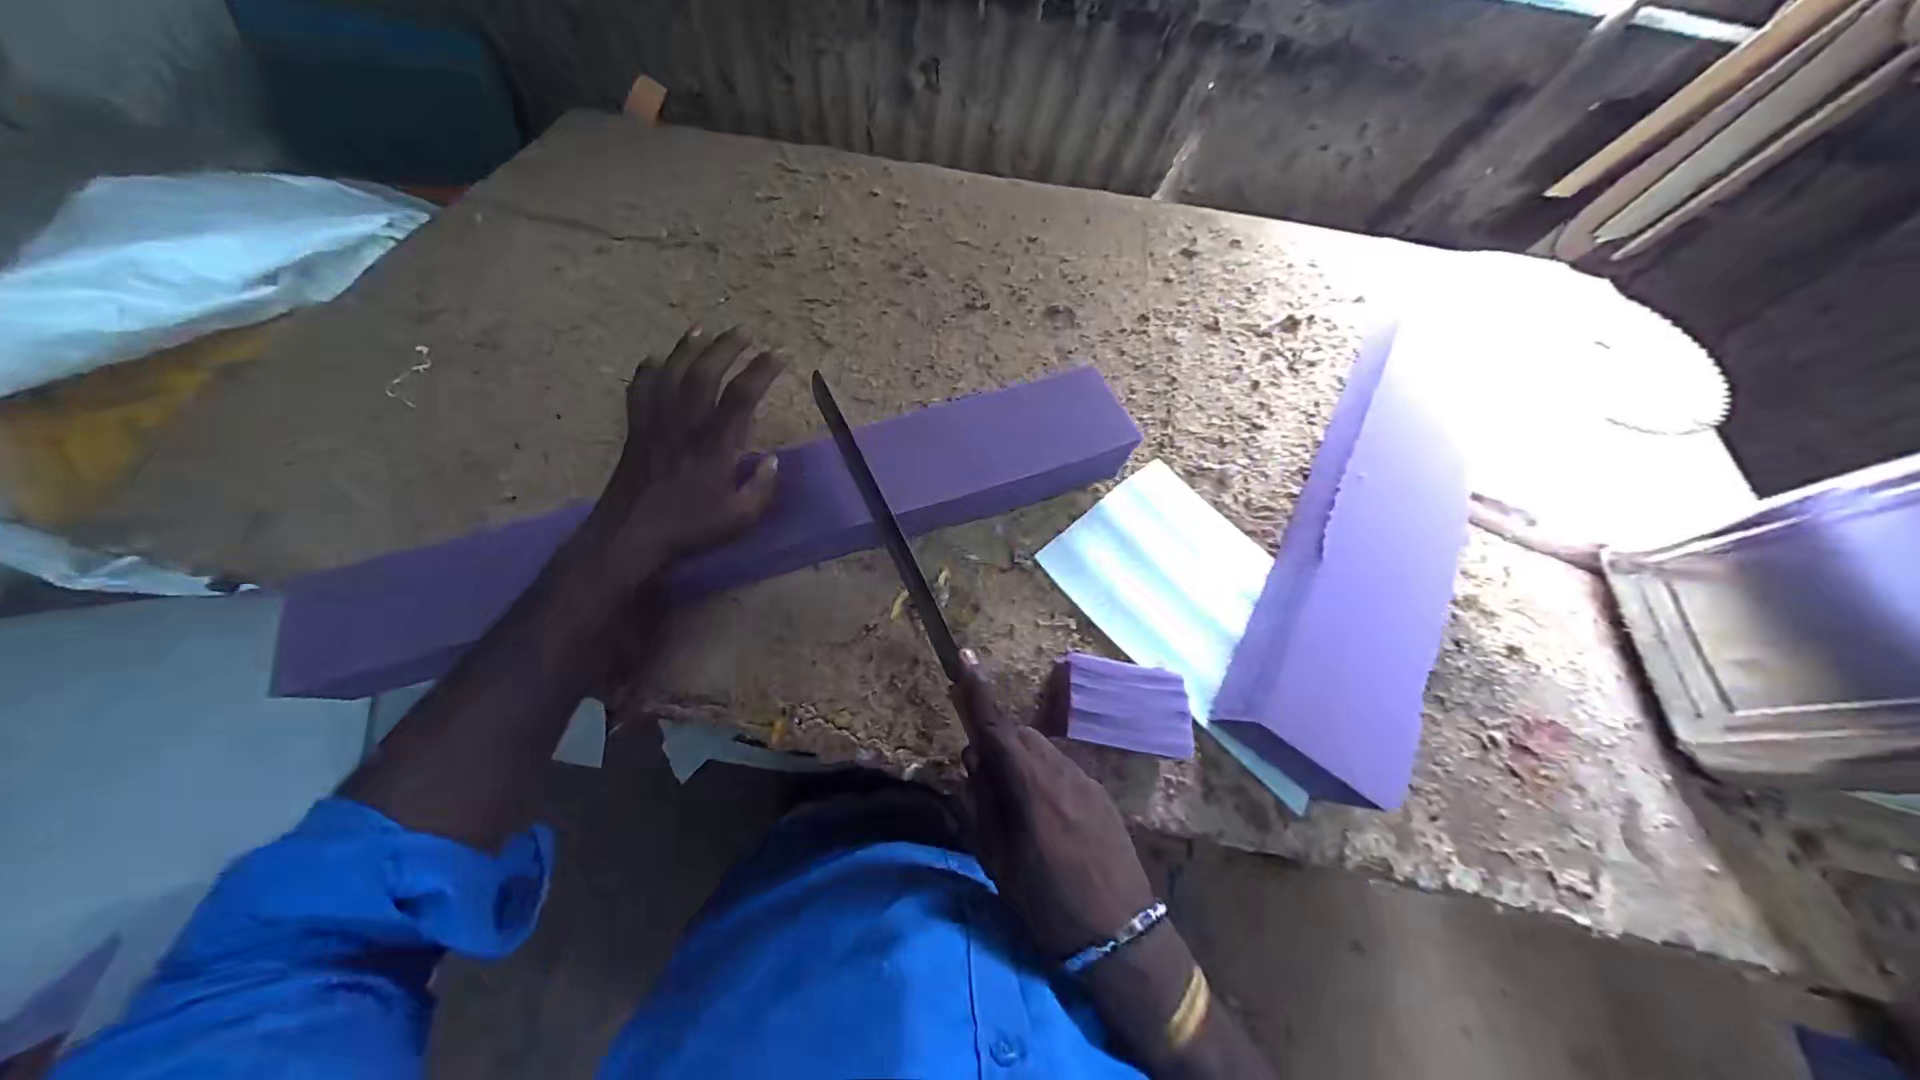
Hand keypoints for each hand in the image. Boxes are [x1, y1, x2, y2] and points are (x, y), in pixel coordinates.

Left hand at [584, 326, 787, 576]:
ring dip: (687, 349)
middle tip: (744, 332)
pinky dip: (647, 371)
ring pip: (670, 374)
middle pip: (704, 374)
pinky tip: (654, 359)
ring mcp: (656, 424)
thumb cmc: (690, 527)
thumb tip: (773, 460)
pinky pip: (639, 391)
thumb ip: (762, 489)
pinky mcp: (636, 430)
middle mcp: (685, 426)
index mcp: (715, 446)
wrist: (631, 533)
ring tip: (702, 329)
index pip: (741, 397)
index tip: (779, 355)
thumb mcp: (740, 518)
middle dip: (726, 348)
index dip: (762, 371)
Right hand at [954, 653, 1157, 959]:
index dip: (977, 693)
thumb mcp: (999, 862)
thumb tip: (974, 757)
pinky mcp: (1102, 793)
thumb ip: (983, 802)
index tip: (965, 658)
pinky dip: (1042, 772)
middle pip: (1020, 735)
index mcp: (1032, 789)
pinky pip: (1063, 766)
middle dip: (997, 740)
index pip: (998, 728)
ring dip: (1020, 758)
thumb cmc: (1049, 905)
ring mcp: (1087, 780)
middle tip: (980, 775)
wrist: (1121, 934)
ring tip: (1013, 801)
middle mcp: (1062, 773)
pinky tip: (1044, 812)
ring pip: (1042, 748)